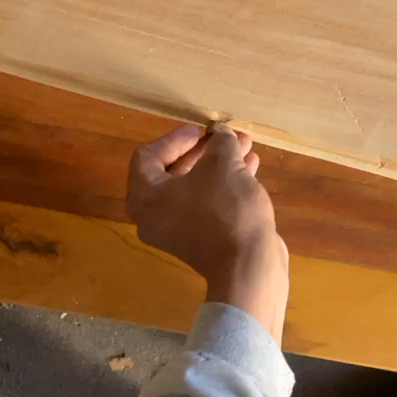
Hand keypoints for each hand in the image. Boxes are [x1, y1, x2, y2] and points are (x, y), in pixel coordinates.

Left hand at [127, 124, 288, 340]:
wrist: (248, 266)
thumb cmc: (226, 208)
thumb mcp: (223, 163)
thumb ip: (219, 142)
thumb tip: (221, 135)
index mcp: (145, 197)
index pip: (146, 156)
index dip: (174, 138)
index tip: (199, 131)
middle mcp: (154, 216)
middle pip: (172, 172)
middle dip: (203, 151)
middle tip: (224, 137)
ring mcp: (177, 232)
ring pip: (194, 188)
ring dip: (219, 165)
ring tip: (245, 146)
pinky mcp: (201, 241)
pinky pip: (207, 204)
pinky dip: (224, 185)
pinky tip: (251, 168)